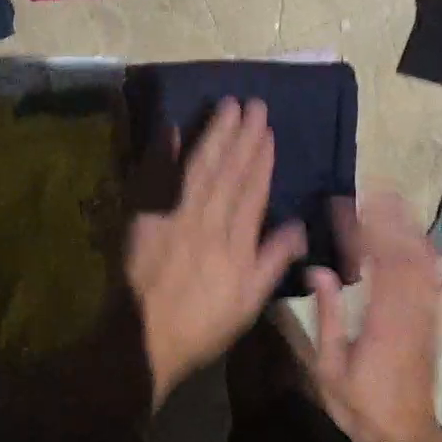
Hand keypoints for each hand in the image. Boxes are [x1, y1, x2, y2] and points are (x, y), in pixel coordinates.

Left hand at [127, 99, 306, 407]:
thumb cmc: (202, 325)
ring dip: (213, 134)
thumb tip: (298, 225)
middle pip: (227, 171)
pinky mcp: (143, 218)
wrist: (142, 338)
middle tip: (252, 104)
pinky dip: (164, 152)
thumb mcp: (249, 302)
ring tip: (226, 107)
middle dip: (241, 135)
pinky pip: (154, 177)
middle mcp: (206, 221)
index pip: (252, 191)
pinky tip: (173, 127)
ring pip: (197, 167)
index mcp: (234, 242)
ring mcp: (172, 216)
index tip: (268, 131)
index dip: (261, 160)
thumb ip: (273, 261)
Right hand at [307, 194, 441, 441]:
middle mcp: (410, 308)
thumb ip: (327, 315)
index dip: (359, 228)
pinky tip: (416, 240)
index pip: (374, 259)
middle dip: (388, 218)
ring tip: (389, 205)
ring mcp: (427, 314)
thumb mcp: (330, 367)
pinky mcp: (434, 322)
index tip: (342, 205)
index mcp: (382, 317)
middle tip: (367, 194)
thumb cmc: (361, 407)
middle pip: (405, 250)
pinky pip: (434, 278)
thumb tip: (319, 271)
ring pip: (424, 260)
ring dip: (408, 229)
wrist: (407, 438)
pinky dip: (425, 252)